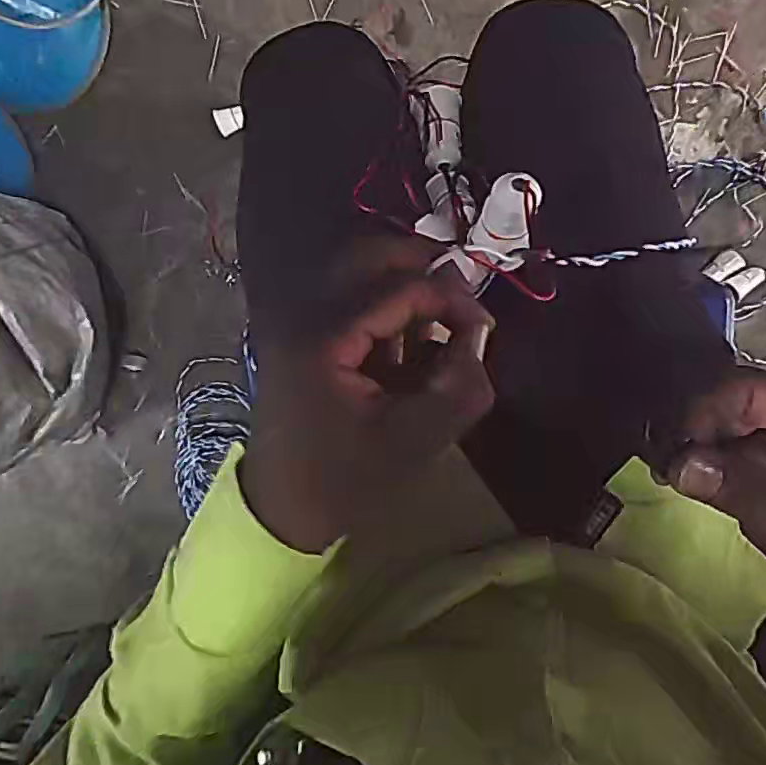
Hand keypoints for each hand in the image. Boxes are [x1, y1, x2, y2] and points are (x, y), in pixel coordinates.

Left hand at [240, 275, 495, 552]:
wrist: (283, 508)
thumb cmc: (345, 480)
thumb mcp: (415, 441)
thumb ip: (460, 386)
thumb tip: (479, 336)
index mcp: (326, 338)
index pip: (399, 288)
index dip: (449, 298)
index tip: (483, 327)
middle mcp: (307, 316)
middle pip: (367, 256)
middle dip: (423, 265)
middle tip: (464, 292)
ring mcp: (303, 325)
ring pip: (360, 275)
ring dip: (406, 288)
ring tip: (443, 323)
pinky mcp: (310, 340)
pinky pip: (354, 304)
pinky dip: (389, 312)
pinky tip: (413, 348)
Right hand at [665, 369, 765, 672]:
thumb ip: (749, 493)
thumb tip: (677, 463)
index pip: (751, 392)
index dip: (705, 415)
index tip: (674, 457)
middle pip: (741, 407)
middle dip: (702, 437)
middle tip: (671, 477)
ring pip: (740, 434)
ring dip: (710, 459)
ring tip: (683, 488)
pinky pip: (751, 461)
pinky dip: (725, 476)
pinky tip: (709, 496)